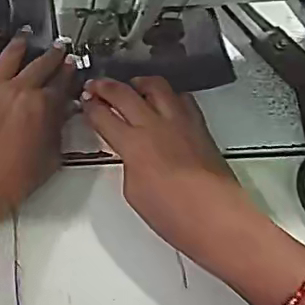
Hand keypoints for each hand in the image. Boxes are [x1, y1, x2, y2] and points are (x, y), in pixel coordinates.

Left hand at [0, 30, 76, 231]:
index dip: (69, 73)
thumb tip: (62, 117)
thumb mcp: (49, 158)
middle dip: (53, 54)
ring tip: (26, 34)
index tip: (71, 66)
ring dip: (22, 42)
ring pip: (11, 54)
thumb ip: (58, 131)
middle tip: (58, 46)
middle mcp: (20, 91)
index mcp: (44, 107)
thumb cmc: (8, 179)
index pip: (62, 83)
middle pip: (41, 64)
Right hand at [80, 77, 250, 251]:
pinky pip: (182, 99)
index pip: (102, 115)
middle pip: (122, 92)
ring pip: (155, 85)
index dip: (89, 106)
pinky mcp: (200, 128)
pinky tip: (164, 101)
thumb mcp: (133, 191)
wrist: (219, 221)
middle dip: (104, 86)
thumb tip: (131, 155)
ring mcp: (180, 123)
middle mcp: (156, 126)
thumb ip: (128, 163)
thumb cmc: (177, 216)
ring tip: (131, 86)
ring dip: (138, 82)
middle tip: (96, 86)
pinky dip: (168, 95)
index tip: (85, 102)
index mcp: (133, 144)